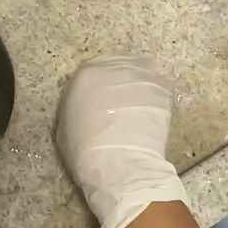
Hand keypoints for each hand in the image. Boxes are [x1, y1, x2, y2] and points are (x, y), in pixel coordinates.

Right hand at [56, 55, 188, 227]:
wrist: (119, 162)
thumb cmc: (85, 149)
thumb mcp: (66, 123)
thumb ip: (77, 103)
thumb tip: (87, 101)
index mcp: (86, 74)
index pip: (92, 68)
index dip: (98, 82)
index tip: (101, 94)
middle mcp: (113, 67)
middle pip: (118, 64)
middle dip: (119, 78)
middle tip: (122, 99)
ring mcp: (140, 75)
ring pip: (141, 69)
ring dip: (139, 82)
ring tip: (139, 102)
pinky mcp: (161, 88)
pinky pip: (158, 82)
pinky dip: (155, 92)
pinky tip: (153, 108)